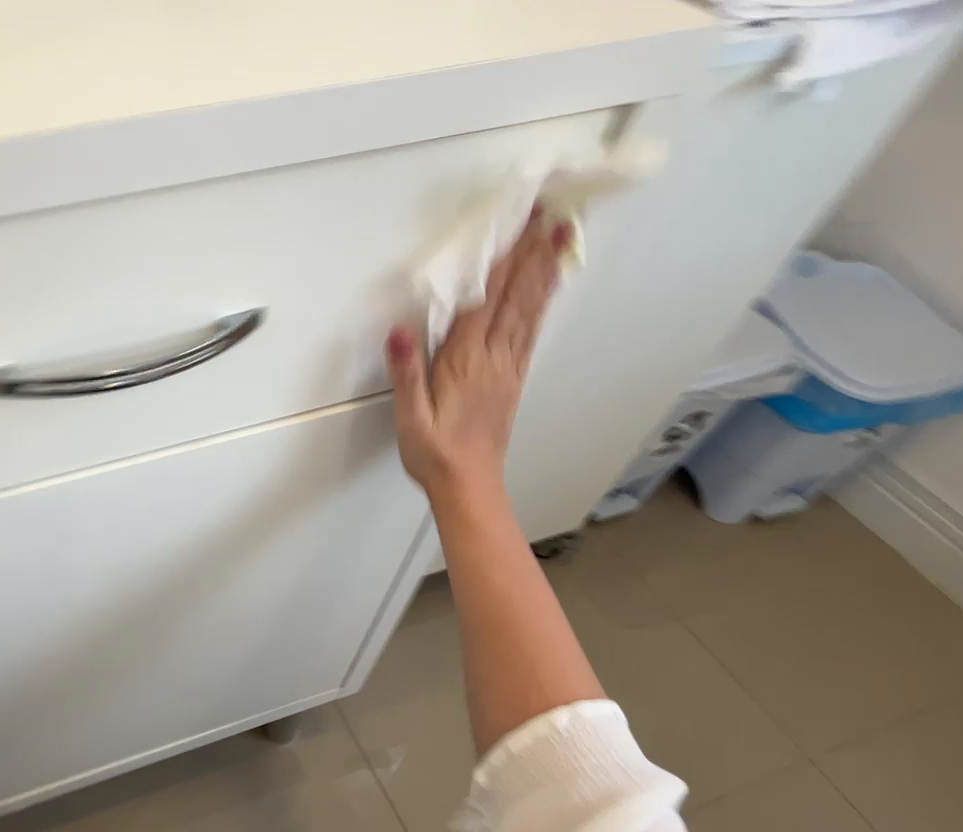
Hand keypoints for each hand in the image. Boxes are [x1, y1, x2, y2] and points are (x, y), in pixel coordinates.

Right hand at [387, 211, 571, 503]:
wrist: (469, 486)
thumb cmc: (435, 455)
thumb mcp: (410, 418)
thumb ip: (407, 373)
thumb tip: (401, 331)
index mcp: (465, 364)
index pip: (485, 301)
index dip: (504, 261)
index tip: (521, 225)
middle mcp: (492, 360)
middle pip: (515, 297)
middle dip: (533, 253)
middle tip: (554, 213)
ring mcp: (507, 368)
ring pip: (529, 310)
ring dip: (544, 270)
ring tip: (561, 236)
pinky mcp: (512, 379)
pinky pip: (531, 331)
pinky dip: (542, 302)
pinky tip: (548, 286)